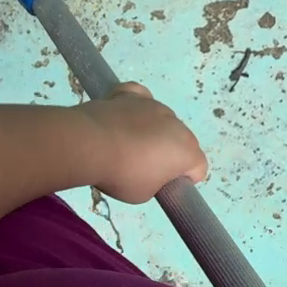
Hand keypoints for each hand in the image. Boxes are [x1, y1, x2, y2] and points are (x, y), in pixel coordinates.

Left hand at [76, 82, 207, 203]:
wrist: (87, 144)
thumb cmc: (120, 174)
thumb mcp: (145, 193)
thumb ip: (158, 181)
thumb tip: (152, 169)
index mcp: (186, 150)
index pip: (198, 167)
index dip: (182, 179)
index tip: (162, 184)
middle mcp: (175, 122)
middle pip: (180, 140)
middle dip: (167, 152)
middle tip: (140, 166)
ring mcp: (151, 104)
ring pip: (160, 119)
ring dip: (150, 129)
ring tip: (124, 142)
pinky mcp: (128, 93)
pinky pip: (140, 96)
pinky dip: (135, 105)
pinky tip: (124, 114)